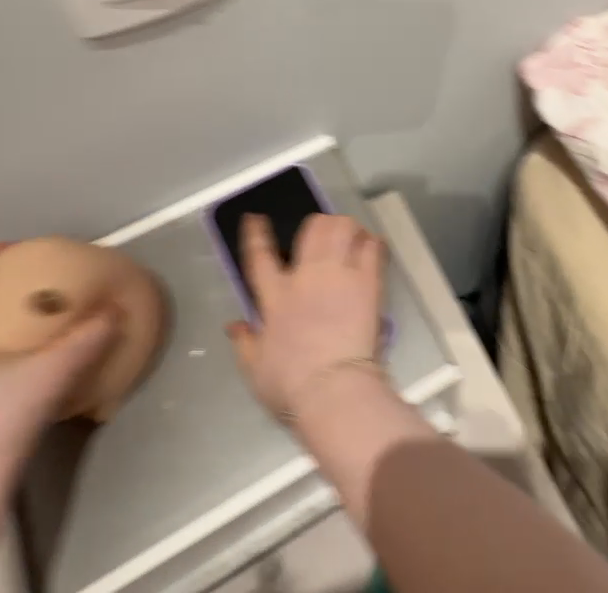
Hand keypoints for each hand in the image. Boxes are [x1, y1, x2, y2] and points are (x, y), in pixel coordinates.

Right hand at [225, 214, 386, 419]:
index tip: (255, 218)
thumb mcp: (255, 368)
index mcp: (275, 296)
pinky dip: (372, 243)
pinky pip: (373, 248)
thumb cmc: (290, 384)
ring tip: (350, 238)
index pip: (259, 255)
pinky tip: (372, 249)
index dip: (256, 233)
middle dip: (317, 224)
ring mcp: (339, 276)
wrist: (333, 389)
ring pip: (343, 228)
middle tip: (323, 235)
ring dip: (346, 228)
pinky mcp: (368, 283)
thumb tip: (234, 325)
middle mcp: (306, 277)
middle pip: (312, 229)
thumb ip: (245, 342)